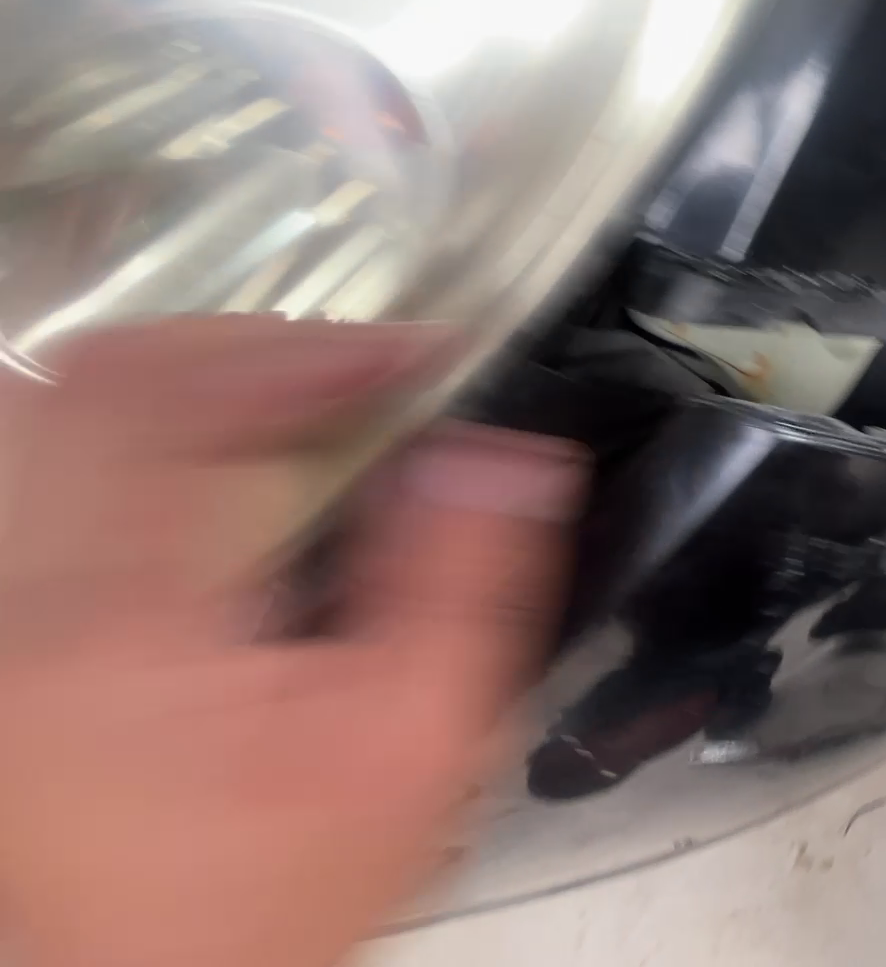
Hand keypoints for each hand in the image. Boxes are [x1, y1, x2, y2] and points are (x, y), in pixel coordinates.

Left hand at [0, 318, 583, 966]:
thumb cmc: (296, 870)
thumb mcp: (425, 723)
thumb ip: (471, 574)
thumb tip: (510, 454)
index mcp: (117, 614)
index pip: (171, 399)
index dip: (309, 349)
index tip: (420, 358)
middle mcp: (24, 595)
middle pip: (88, 380)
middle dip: (254, 343)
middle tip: (373, 367)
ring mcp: (14, 609)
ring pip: (63, 416)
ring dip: (211, 377)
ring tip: (328, 397)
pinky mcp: (30, 627)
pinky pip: (72, 473)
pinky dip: (178, 431)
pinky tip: (268, 463)